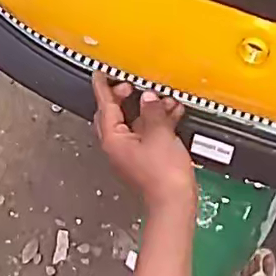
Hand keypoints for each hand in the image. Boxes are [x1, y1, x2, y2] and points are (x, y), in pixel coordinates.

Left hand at [91, 72, 196, 216]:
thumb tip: (149, 98)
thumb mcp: (160, 134)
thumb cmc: (163, 178)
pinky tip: (172, 115)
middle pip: (115, 113)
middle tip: (134, 84)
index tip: (101, 73)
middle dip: (126, 96)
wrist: (174, 203)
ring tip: (163, 99)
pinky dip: (157, 122)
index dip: (104, 86)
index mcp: (114, 140)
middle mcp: (118, 147)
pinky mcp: (146, 159)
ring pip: (134, 123)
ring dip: (148, 109)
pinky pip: (147, 133)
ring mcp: (131, 154)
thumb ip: (153, 111)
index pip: (104, 105)